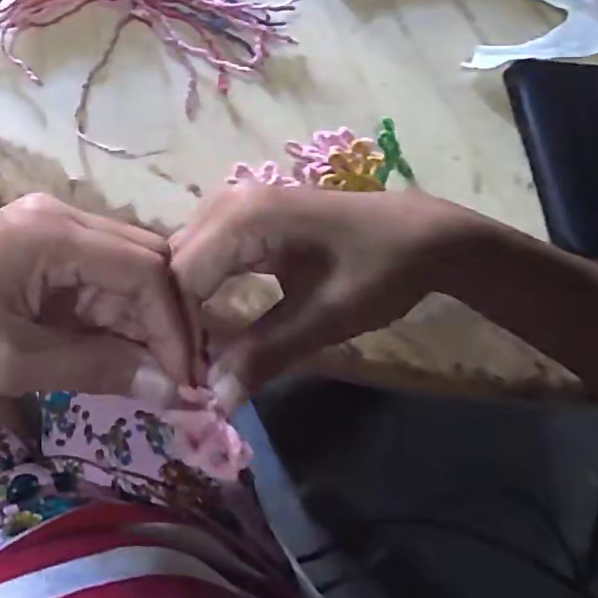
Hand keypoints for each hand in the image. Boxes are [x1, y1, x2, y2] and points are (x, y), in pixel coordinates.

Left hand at [0, 194, 196, 401]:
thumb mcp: (15, 361)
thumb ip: (96, 367)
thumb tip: (172, 389)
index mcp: (53, 232)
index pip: (143, 269)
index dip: (172, 325)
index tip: (185, 382)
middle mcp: (61, 214)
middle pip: (142, 258)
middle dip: (166, 318)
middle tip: (179, 379)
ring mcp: (52, 223)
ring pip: (125, 263)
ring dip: (143, 316)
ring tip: (157, 372)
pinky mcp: (44, 240)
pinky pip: (96, 270)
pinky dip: (114, 310)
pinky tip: (121, 348)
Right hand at [169, 184, 505, 410]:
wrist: (421, 235)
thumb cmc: (376, 272)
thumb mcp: (323, 318)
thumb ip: (264, 354)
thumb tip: (215, 398)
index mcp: (242, 218)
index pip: (183, 276)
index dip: (182, 329)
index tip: (193, 379)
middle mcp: (227, 200)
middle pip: (176, 260)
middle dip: (179, 314)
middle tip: (194, 367)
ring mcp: (235, 199)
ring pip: (187, 253)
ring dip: (188, 299)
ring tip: (201, 346)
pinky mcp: (245, 209)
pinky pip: (207, 246)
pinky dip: (204, 281)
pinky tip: (215, 312)